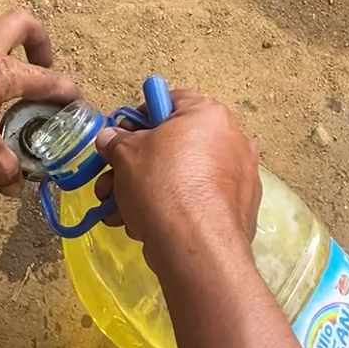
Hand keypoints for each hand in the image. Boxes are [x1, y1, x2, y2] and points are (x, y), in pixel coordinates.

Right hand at [93, 89, 262, 292]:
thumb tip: (110, 138)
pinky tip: (141, 227)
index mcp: (209, 114)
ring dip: (144, 191)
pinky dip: (170, 210)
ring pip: (181, 176)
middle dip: (135, 165)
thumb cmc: (162, 185)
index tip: (118, 139)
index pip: (169, 101)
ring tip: (116, 211)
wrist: (197, 246)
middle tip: (109, 182)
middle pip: (173, 144)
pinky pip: (196, 201)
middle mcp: (232, 140)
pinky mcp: (238, 211)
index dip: (138, 118)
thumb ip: (116, 141)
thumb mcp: (126, 155)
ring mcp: (239, 177)